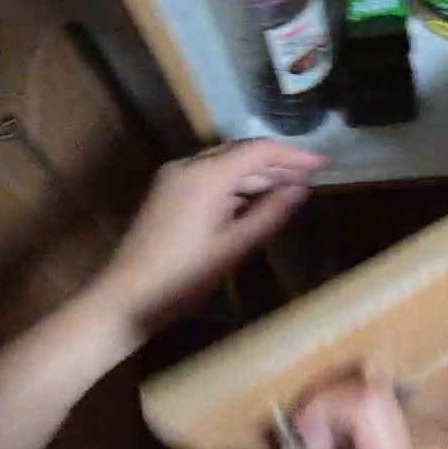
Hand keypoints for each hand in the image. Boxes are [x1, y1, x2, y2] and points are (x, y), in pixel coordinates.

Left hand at [91, 139, 324, 335]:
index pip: (258, 150)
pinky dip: (236, 185)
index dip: (293, 155)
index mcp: (206, 175)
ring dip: (257, 175)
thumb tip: (301, 188)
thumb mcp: (235, 247)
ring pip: (225, 164)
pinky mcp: (168, 190)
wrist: (125, 298)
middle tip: (311, 178)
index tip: (322, 164)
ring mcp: (175, 176)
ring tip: (290, 189)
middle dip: (277, 163)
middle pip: (241, 152)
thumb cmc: (184, 277)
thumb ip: (270, 213)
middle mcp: (188, 165)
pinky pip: (209, 176)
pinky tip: (256, 200)